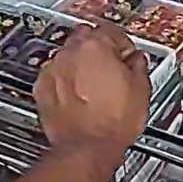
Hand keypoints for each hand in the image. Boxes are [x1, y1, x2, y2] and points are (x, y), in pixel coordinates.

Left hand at [34, 23, 149, 168]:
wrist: (87, 149)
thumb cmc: (112, 122)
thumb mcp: (141, 89)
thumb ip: (138, 66)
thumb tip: (136, 60)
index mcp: (96, 46)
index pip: (112, 32)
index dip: (124, 45)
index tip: (127, 56)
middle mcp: (70, 53)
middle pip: (86, 40)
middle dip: (98, 52)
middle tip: (110, 70)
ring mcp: (53, 70)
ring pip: (68, 58)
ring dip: (79, 67)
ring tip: (93, 88)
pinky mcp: (42, 88)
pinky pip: (55, 77)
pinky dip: (64, 83)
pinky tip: (78, 98)